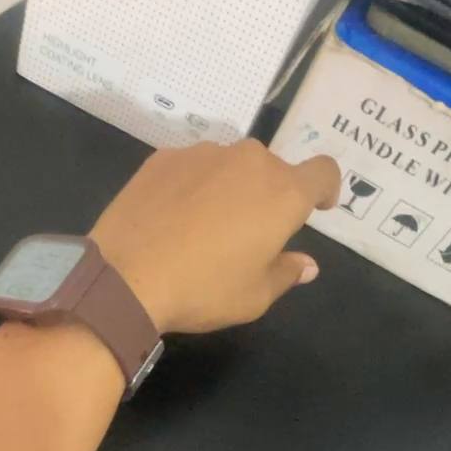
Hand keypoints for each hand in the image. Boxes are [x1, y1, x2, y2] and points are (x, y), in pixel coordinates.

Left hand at [91, 139, 340, 333]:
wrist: (125, 278)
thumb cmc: (202, 291)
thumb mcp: (253, 297)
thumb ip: (286, 273)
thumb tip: (307, 265)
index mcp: (283, 193)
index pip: (323, 171)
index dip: (325, 188)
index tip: (318, 206)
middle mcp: (249, 160)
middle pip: (273, 170)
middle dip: (269, 196)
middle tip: (249, 233)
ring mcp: (203, 153)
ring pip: (230, 166)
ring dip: (229, 189)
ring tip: (204, 227)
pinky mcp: (164, 158)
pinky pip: (192, 168)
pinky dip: (192, 187)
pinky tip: (172, 219)